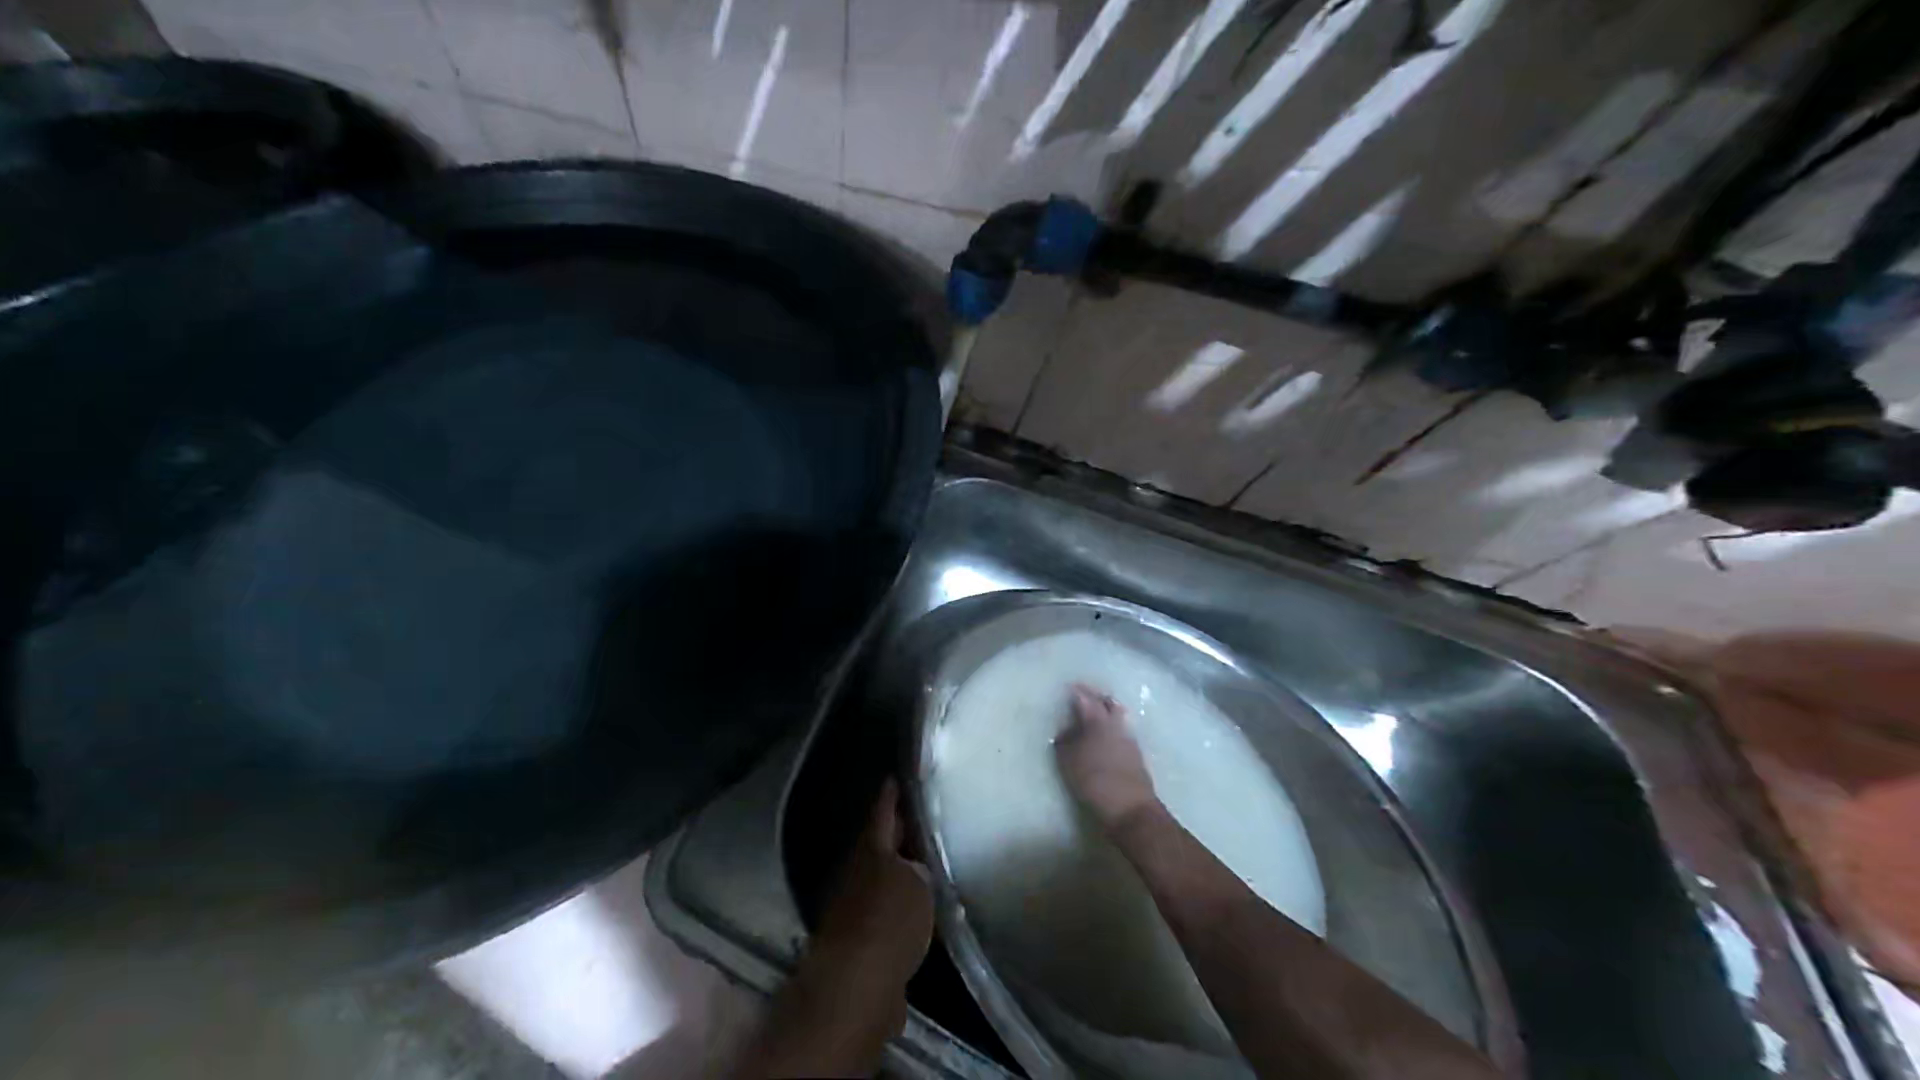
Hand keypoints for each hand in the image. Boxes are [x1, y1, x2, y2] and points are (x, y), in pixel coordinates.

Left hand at [812, 777, 934, 995]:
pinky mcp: (859, 944)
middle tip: (922, 819)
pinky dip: (899, 907)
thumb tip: (915, 866)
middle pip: (878, 846)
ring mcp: (853, 910)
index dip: (891, 795)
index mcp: (869, 851)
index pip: (882, 813)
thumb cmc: (888, 923)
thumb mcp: (916, 883)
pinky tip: (919, 911)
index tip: (897, 776)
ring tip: (927, 864)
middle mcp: (856, 874)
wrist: (856, 989)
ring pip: (881, 879)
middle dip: (896, 834)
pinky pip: (884, 912)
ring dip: (899, 872)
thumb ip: (918, 868)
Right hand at [1055, 682, 1159, 831]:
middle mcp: (1115, 724)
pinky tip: (1105, 735)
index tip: (1068, 687)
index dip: (1077, 692)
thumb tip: (1064, 731)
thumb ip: (1064, 742)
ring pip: (1118, 715)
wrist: (1130, 808)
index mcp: (1097, 721)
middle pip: (1108, 702)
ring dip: (1107, 710)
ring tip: (1094, 714)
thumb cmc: (1094, 781)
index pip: (1086, 698)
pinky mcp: (1136, 753)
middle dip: (1096, 696)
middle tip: (1084, 695)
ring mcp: (1129, 738)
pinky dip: (1113, 726)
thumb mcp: (1068, 761)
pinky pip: (1123, 730)